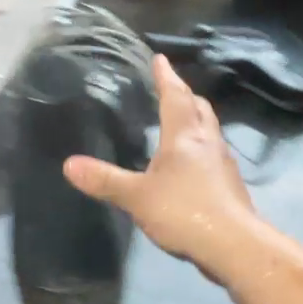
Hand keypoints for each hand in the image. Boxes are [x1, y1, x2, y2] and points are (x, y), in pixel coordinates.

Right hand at [64, 55, 256, 279]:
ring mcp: (224, 164)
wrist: (233, 245)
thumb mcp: (137, 197)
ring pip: (210, 131)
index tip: (160, 59)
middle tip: (172, 89)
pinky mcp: (231, 186)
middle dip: (185, 96)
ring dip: (197, 121)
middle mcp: (208, 142)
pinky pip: (214, 156)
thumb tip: (69, 165)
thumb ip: (104, 181)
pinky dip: (202, 149)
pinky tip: (193, 165)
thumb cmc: (184, 212)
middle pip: (199, 109)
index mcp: (185, 136)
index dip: (166, 77)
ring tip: (183, 123)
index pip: (175, 96)